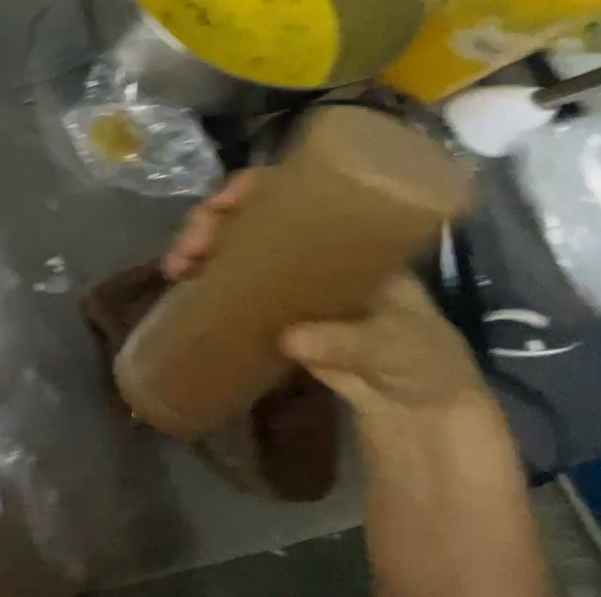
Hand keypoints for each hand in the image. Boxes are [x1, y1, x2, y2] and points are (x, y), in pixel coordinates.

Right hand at [164, 169, 486, 419]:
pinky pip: (229, 278)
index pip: (294, 191)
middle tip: (189, 248)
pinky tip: (180, 282)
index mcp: (348, 238)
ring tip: (176, 267)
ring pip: (232, 242)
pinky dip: (201, 274)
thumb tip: (290, 339)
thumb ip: (348, 342)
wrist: (420, 411)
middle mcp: (312, 247)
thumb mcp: (396, 347)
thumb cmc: (424, 363)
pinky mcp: (271, 306)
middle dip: (210, 221)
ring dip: (197, 246)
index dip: (251, 189)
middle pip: (250, 214)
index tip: (221, 204)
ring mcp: (289, 276)